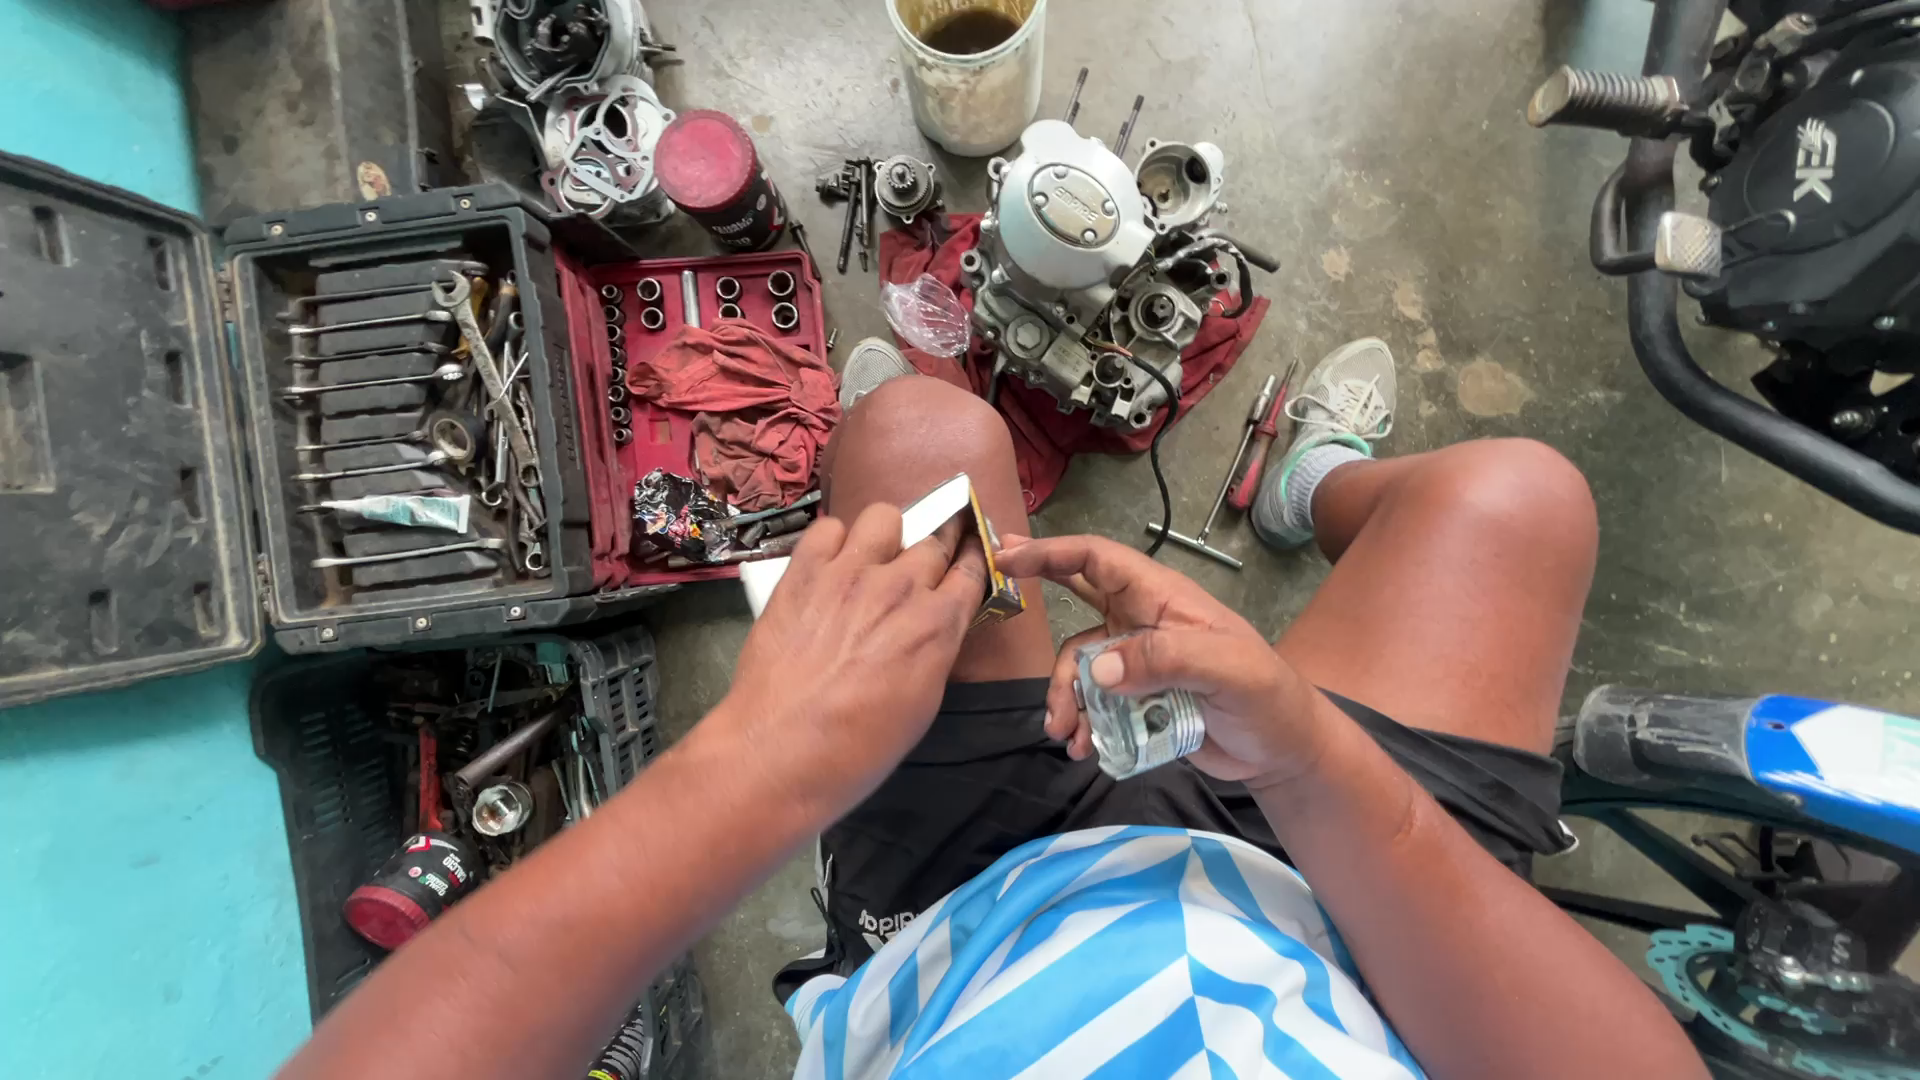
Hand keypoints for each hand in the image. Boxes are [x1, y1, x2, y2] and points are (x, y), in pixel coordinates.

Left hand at [716, 504, 988, 815]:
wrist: (781, 750)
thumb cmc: (861, 746)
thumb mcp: (923, 701)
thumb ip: (935, 647)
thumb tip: (933, 623)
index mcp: (937, 623)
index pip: (972, 568)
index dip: (974, 556)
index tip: (971, 552)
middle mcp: (901, 586)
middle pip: (935, 538)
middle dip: (939, 543)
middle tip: (926, 557)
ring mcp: (850, 572)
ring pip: (884, 516)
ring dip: (887, 534)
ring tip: (874, 556)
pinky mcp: (804, 571)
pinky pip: (828, 528)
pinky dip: (833, 541)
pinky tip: (829, 565)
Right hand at [994, 534, 1331, 788]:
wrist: (1282, 754)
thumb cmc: (1268, 699)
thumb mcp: (1228, 672)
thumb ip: (1163, 660)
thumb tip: (1094, 670)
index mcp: (1161, 598)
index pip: (1099, 560)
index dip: (1052, 552)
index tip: (1010, 554)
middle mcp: (1141, 621)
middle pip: (1079, 595)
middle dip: (1040, 588)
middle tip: (999, 586)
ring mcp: (1137, 660)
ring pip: (1079, 663)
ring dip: (1064, 695)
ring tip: (1063, 733)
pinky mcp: (1134, 697)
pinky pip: (1092, 700)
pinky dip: (1080, 721)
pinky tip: (1083, 747)